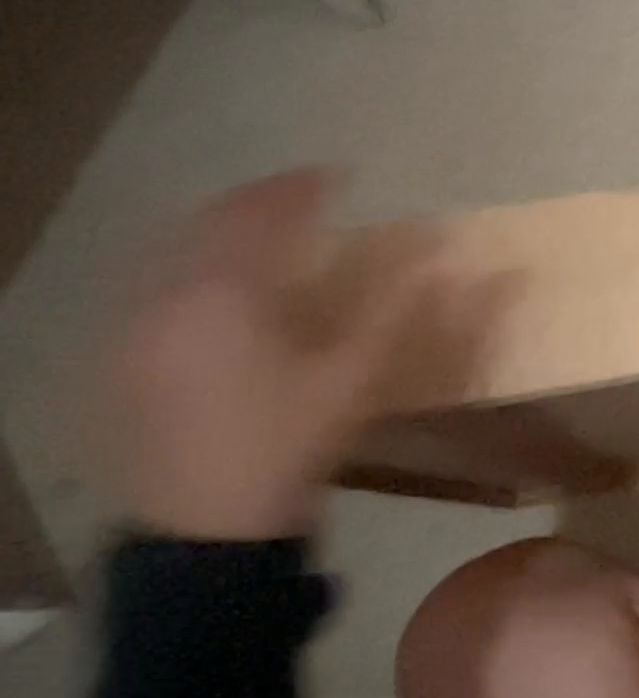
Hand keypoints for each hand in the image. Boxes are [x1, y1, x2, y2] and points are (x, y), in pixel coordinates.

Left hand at [114, 169, 437, 539]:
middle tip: (304, 195)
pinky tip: (228, 289)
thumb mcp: (360, 374)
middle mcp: (168, 298)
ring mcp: (137, 329)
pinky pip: (162, 286)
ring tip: (270, 232)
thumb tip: (450, 256)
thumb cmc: (292, 440)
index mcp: (225, 295)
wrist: (208, 523)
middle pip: (208, 225)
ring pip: (177, 254)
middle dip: (258, 202)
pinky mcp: (129, 359)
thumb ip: (403, 308)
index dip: (302, 188)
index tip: (339, 174)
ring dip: (225, 232)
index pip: (261, 215)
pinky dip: (201, 266)